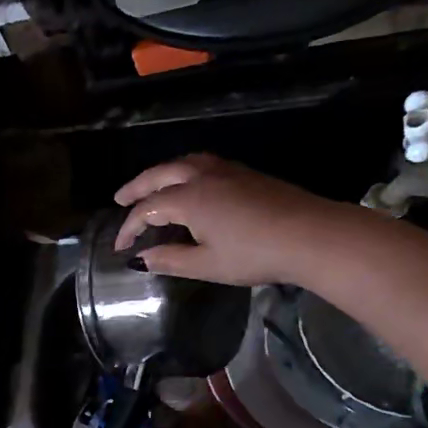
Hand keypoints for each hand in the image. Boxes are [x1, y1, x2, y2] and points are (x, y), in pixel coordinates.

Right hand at [112, 154, 350, 285]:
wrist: (308, 234)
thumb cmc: (254, 254)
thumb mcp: (208, 265)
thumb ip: (171, 259)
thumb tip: (142, 259)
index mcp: (188, 199)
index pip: (147, 208)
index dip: (129, 228)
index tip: (120, 247)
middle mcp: (202, 175)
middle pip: (159, 175)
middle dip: (136, 187)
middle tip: (120, 200)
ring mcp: (226, 170)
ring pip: (182, 163)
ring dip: (160, 174)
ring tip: (151, 187)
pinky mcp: (245, 173)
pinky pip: (202, 163)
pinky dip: (183, 171)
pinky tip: (189, 184)